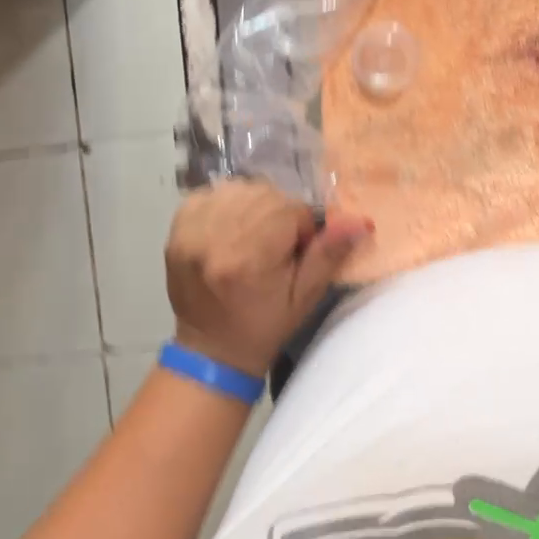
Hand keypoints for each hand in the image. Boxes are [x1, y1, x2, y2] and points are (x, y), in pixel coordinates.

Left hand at [165, 179, 372, 377]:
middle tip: (274, 247)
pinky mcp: (177, 229)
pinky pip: (211, 193)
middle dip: (277, 214)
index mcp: (247, 257)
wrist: (211, 350)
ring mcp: (190, 231)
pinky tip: (230, 228)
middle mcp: (214, 237)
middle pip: (264, 195)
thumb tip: (361, 220)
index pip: (290, 210)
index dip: (300, 228)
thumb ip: (329, 253)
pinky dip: (226, 203)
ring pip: (240, 189)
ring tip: (252, 237)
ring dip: (253, 205)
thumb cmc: (264, 325)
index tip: (293, 253)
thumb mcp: (305, 295)